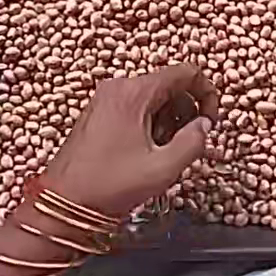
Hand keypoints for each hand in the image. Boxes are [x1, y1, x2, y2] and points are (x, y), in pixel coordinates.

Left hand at [43, 64, 218, 216]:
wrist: (63, 202)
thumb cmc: (110, 185)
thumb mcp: (162, 168)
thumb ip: (193, 142)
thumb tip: (204, 126)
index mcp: (134, 93)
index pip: (185, 73)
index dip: (207, 94)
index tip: (211, 121)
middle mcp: (118, 87)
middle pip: (169, 86)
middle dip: (186, 113)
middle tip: (190, 144)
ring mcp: (105, 99)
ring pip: (152, 98)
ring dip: (168, 121)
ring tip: (165, 153)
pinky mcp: (98, 114)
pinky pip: (134, 108)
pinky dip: (149, 124)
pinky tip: (146, 153)